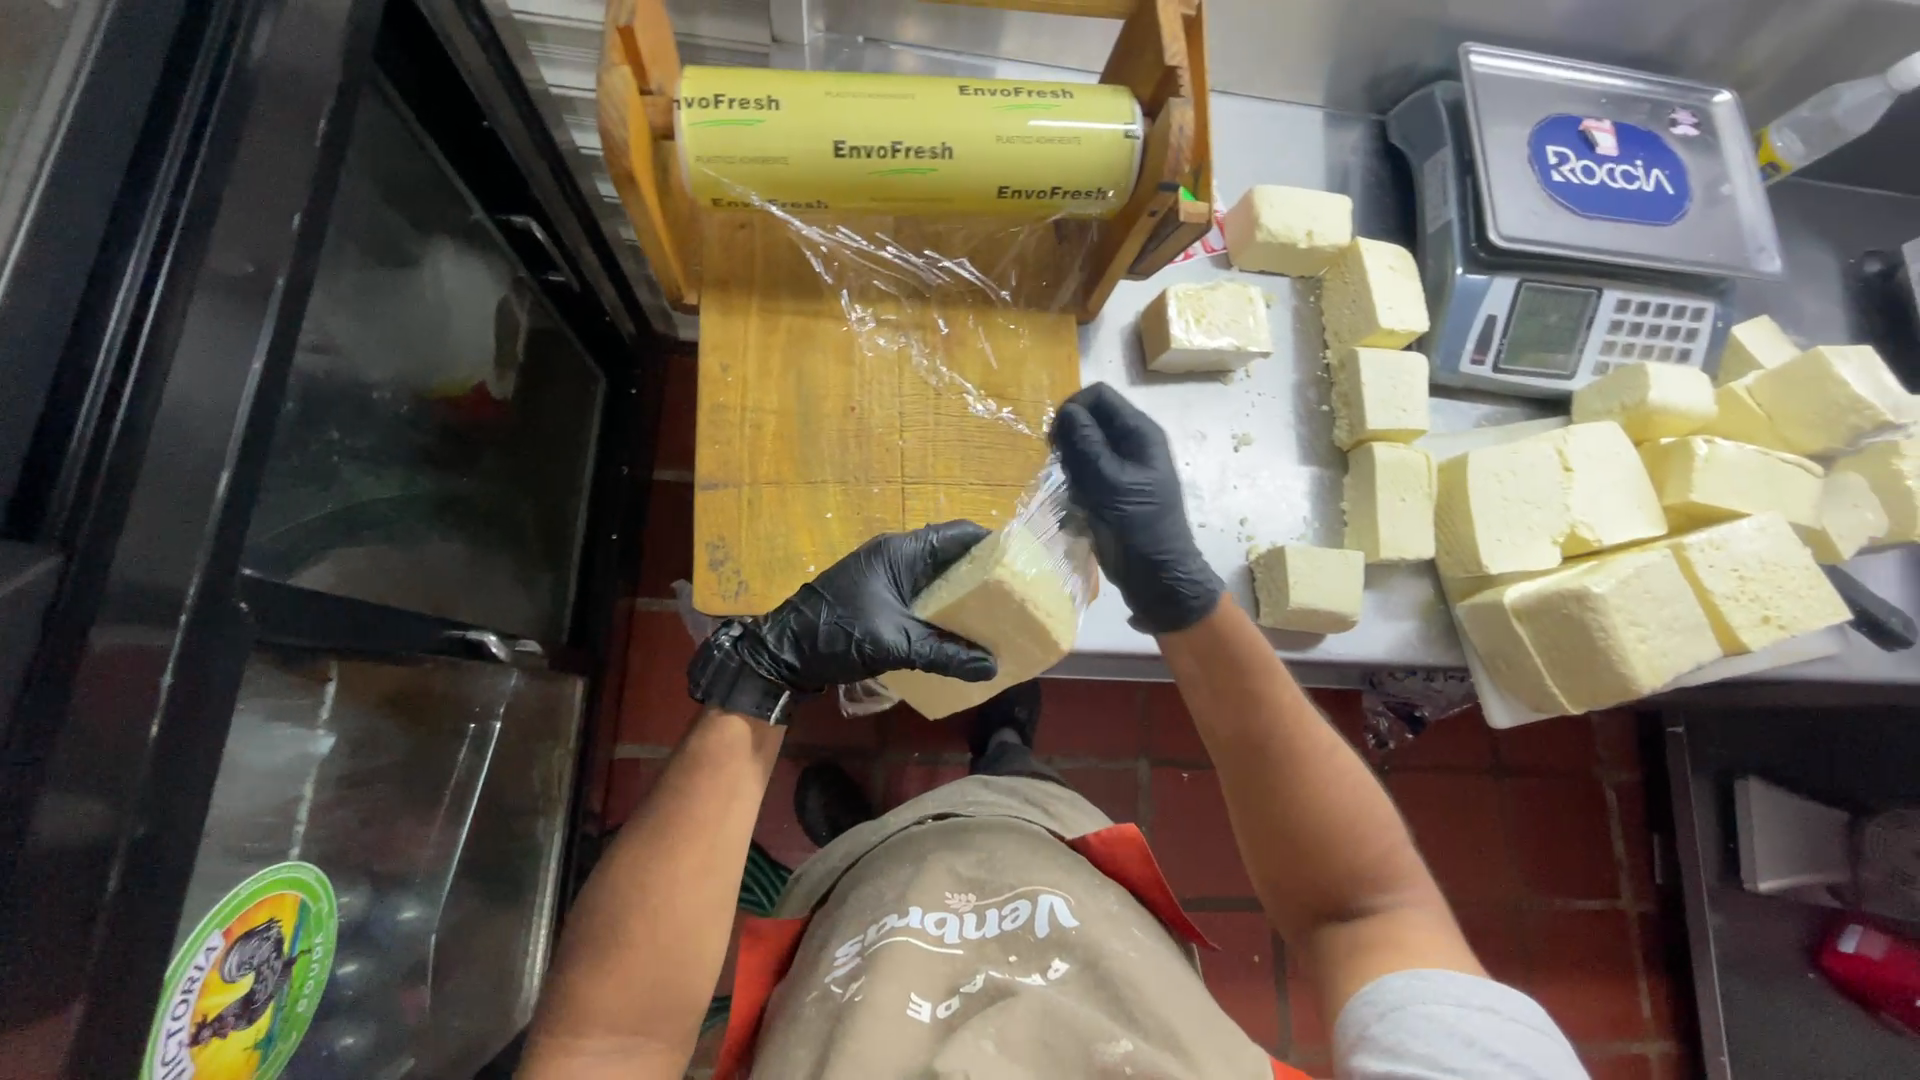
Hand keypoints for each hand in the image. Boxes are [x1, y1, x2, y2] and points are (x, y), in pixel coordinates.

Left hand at [735, 521, 999, 691]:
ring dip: (961, 595)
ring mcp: (885, 576)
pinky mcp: (879, 597)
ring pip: (936, 578)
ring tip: (994, 617)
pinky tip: (958, 633)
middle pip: (950, 556)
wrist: (783, 652)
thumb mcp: (895, 644)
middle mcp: (896, 556)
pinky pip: (921, 596)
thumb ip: (944, 653)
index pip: (957, 534)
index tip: (1020, 565)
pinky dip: (941, 610)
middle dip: (981, 575)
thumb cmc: (836, 634)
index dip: (991, 545)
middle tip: (1014, 596)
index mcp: (900, 552)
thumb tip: (991, 666)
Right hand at [1050, 382, 1222, 633]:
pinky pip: (1083, 477)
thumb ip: (1086, 444)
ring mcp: (1121, 469)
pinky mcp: (1111, 492)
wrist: (1157, 577)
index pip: (1098, 396)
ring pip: (1081, 451)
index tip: (1055, 441)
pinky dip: (1075, 491)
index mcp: (1139, 433)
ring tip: (1075, 497)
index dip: (1072, 410)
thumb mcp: (1110, 482)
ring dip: (1070, 471)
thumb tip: (1066, 412)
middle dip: (1068, 444)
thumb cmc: (1139, 527)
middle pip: (1087, 422)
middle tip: (1065, 472)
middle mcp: (1131, 444)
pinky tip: (1077, 512)